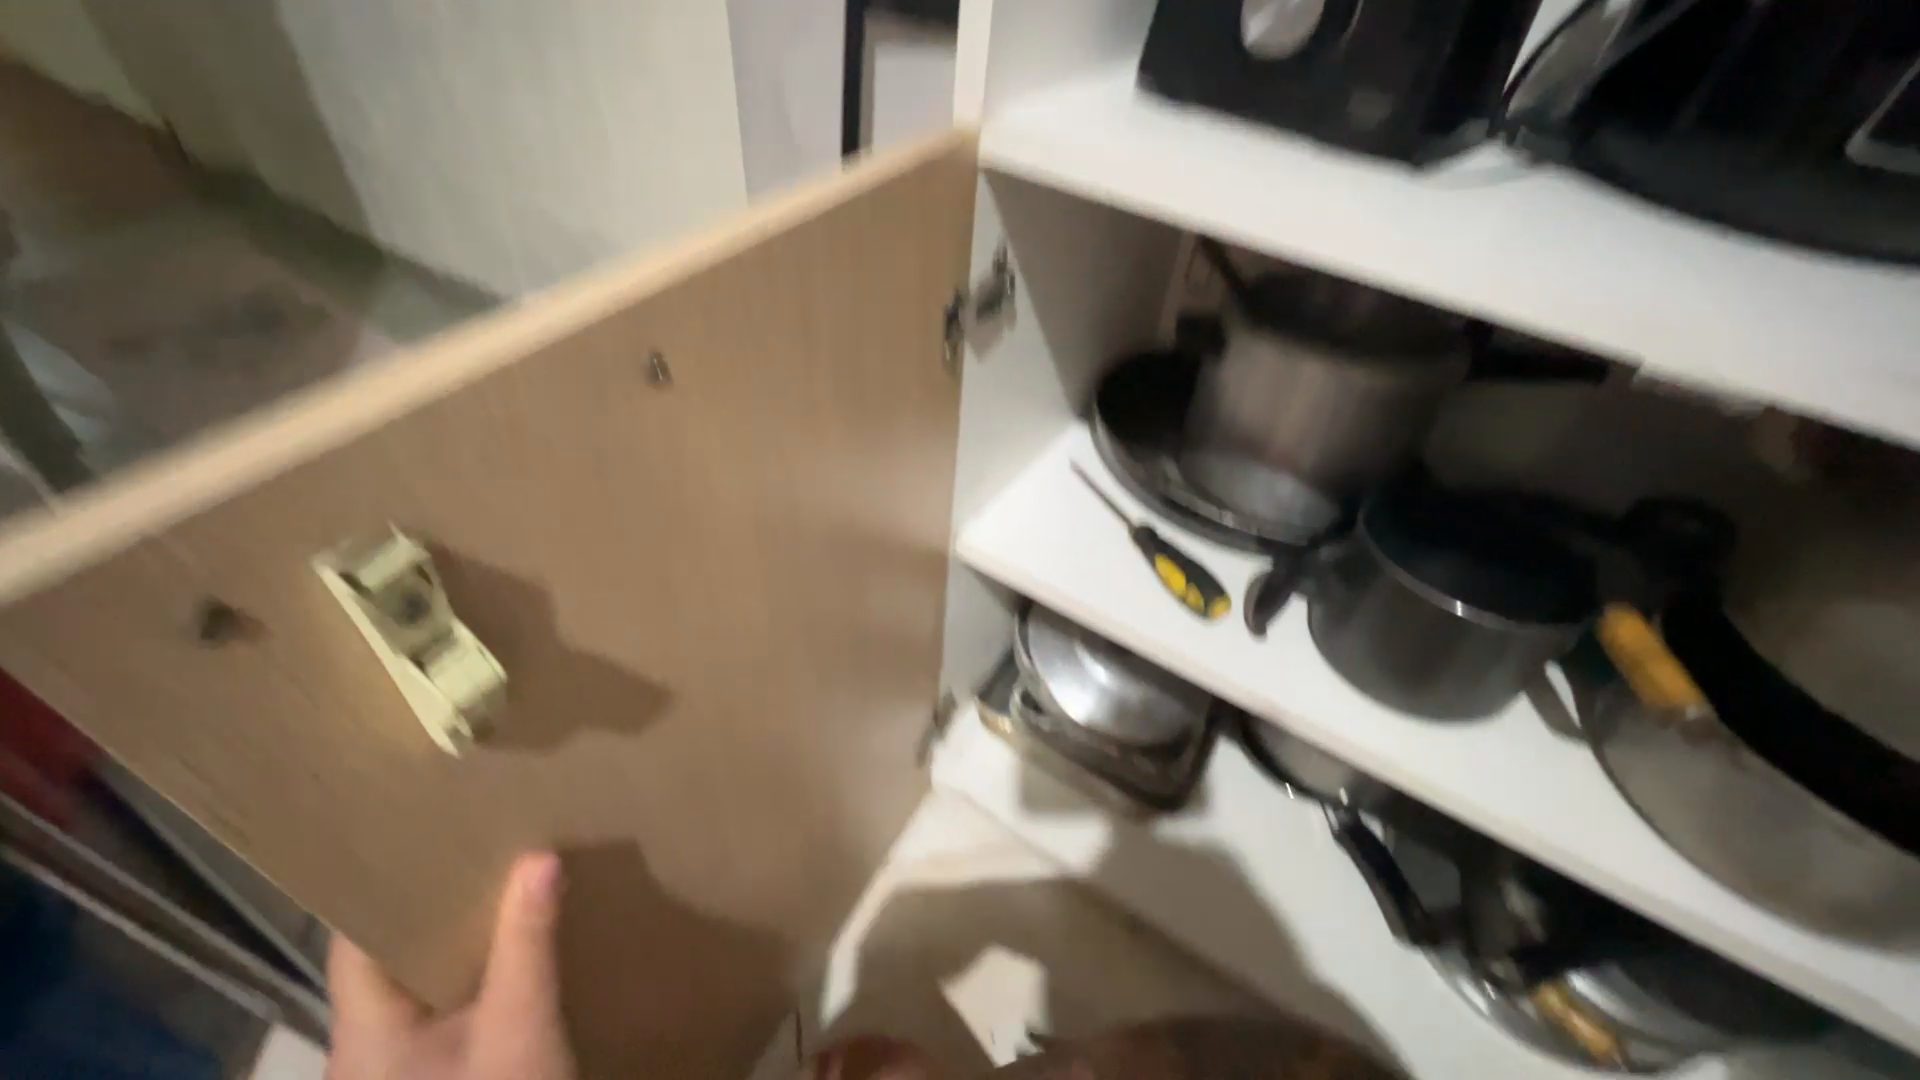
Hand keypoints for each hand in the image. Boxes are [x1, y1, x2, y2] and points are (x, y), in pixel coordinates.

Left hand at [326, 853, 577, 1079]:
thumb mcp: (520, 1028)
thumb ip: (526, 944)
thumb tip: (539, 856)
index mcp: (364, 1032)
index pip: (356, 936)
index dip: (388, 879)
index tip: (433, 826)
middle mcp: (370, 1043)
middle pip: (394, 950)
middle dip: (442, 896)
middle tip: (489, 840)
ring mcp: (404, 1062)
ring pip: (428, 974)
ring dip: (468, 929)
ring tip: (509, 874)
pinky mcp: (441, 1068)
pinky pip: (454, 998)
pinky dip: (484, 961)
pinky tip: (522, 938)